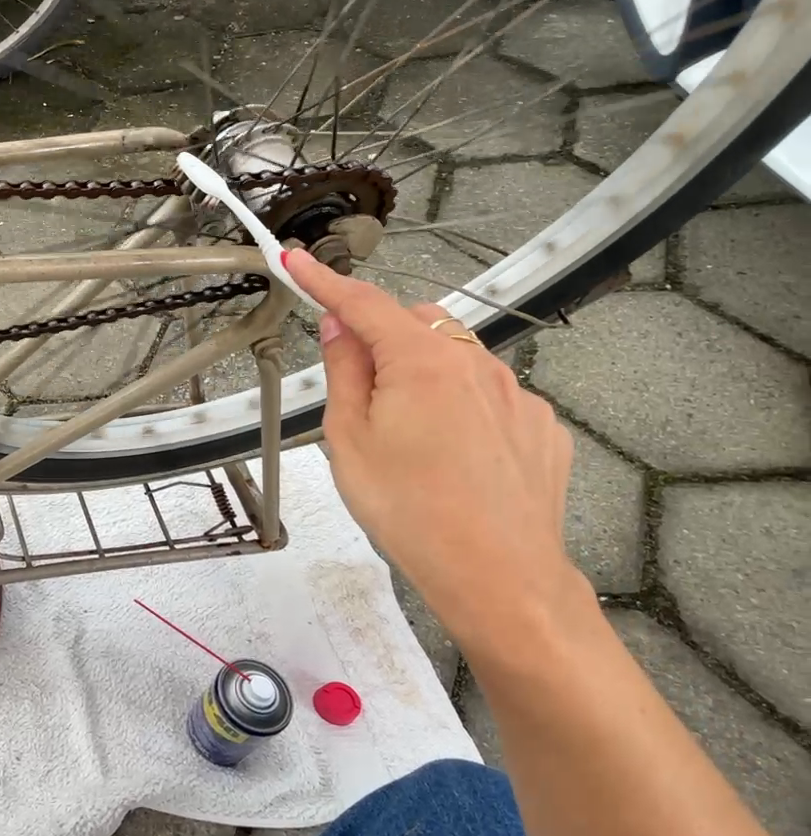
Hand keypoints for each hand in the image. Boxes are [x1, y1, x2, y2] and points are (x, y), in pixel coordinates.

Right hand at [282, 248, 587, 647]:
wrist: (499, 577)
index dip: (324, 279)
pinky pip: (489, 394)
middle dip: (382, 337)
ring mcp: (516, 397)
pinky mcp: (541, 428)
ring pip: (455, 357)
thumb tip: (339, 329)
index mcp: (422, 362)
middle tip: (356, 389)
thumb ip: (344, 371)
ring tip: (405, 434)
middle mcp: (476, 365)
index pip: (364, 303)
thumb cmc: (409, 508)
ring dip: (421, 371)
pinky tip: (450, 454)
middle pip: (417, 324)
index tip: (296, 259)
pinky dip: (460, 403)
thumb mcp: (348, 437)